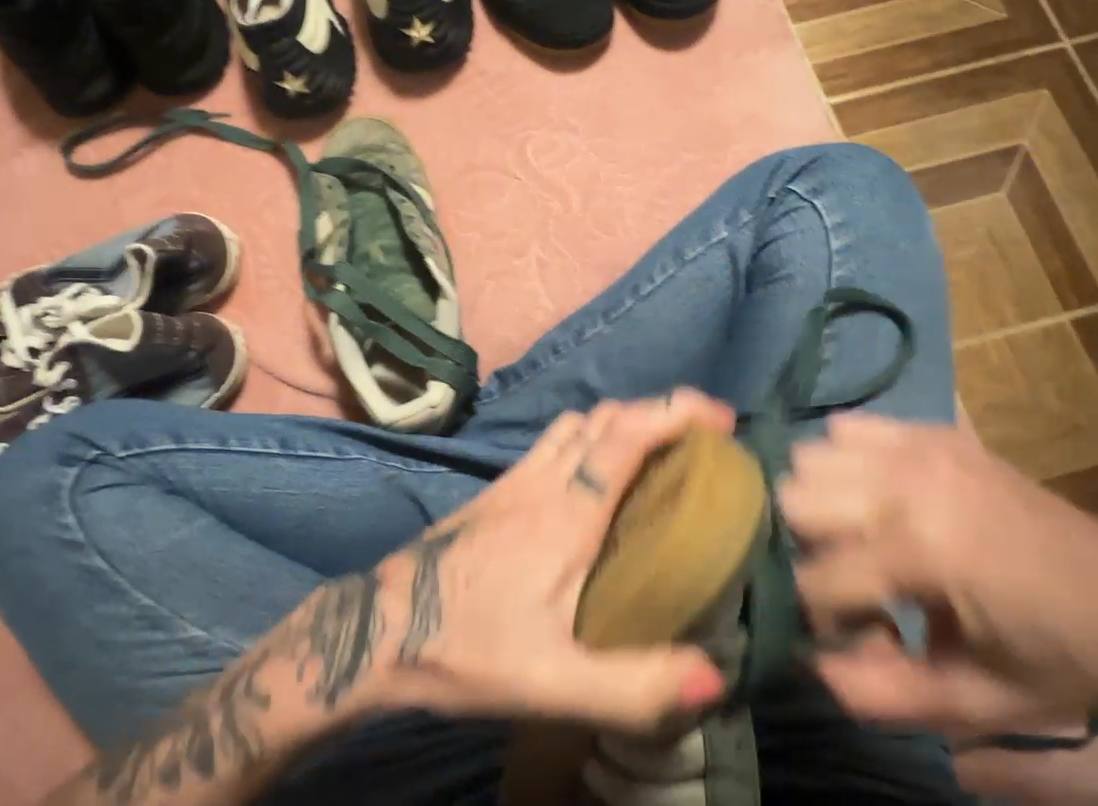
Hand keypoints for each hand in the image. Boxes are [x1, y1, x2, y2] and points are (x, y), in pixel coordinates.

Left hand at [362, 391, 734, 735]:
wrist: (377, 630)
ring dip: (618, 423)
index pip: (624, 437)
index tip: (720, 419)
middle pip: (602, 419)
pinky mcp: (492, 497)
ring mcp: (511, 486)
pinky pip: (549, 446)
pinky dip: (586, 441)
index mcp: (564, 516)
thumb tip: (714, 676)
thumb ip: (633, 684)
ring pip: (572, 426)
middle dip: (655, 413)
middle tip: (699, 440)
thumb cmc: (465, 650)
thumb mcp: (552, 683)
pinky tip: (595, 480)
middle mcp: (539, 485)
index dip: (674, 414)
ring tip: (656, 452)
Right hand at [778, 415, 1097, 735]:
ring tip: (862, 539)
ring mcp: (920, 449)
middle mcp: (907, 485)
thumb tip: (810, 662)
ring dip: (821, 502)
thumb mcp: (979, 701)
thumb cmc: (1067, 658)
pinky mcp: (933, 433)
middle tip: (856, 582)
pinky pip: (848, 428)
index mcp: (922, 552)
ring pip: (809, 457)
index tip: (864, 639)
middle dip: (808, 550)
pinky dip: (847, 462)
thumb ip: (879, 693)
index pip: (811, 580)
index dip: (823, 620)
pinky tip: (879, 500)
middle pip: (793, 501)